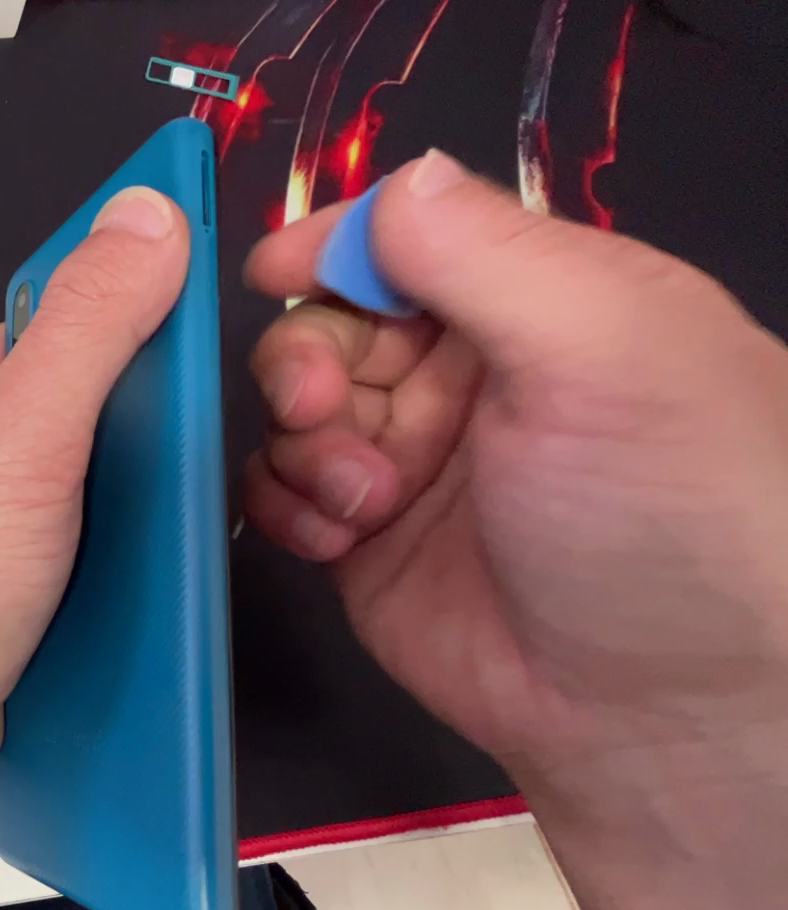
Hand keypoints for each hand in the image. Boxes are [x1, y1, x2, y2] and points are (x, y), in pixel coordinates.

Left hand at [0, 187, 190, 820]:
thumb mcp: (12, 445)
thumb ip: (82, 333)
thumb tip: (142, 220)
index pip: (33, 327)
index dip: (109, 315)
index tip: (182, 326)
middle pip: (67, 418)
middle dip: (137, 431)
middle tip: (206, 449)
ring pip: (78, 502)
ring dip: (136, 512)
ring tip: (195, 526)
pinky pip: (73, 572)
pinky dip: (116, 576)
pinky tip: (156, 590)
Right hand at [243, 149, 787, 784]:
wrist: (648, 707)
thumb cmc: (660, 515)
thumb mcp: (607, 360)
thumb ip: (492, 261)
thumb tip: (396, 182)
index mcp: (531, 310)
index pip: (400, 244)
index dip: (330, 247)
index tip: (268, 270)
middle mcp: (453, 377)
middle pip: (319, 332)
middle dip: (302, 370)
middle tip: (321, 413)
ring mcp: (392, 455)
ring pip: (283, 418)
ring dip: (302, 455)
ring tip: (364, 506)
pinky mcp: (347, 527)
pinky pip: (273, 491)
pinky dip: (286, 509)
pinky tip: (335, 541)